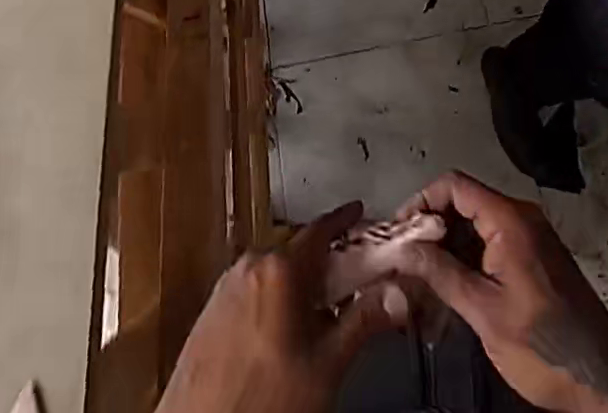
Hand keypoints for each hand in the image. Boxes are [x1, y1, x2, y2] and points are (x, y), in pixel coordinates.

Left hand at [157, 201, 410, 412]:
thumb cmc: (264, 402)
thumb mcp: (328, 364)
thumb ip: (364, 321)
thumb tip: (396, 296)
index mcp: (279, 269)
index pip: (319, 230)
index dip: (342, 221)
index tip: (356, 213)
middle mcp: (249, 267)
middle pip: (295, 248)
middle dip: (323, 257)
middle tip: (348, 274)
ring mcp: (226, 287)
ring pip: (272, 268)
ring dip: (297, 279)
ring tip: (319, 309)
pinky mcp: (211, 309)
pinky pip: (250, 287)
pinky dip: (272, 294)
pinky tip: (283, 328)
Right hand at [392, 172, 607, 412]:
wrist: (604, 383)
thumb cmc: (544, 347)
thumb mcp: (483, 311)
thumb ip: (440, 272)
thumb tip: (404, 247)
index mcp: (510, 220)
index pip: (454, 185)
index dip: (422, 201)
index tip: (400, 231)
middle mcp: (522, 217)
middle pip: (464, 200)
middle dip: (432, 224)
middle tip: (406, 254)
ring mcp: (532, 236)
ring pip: (477, 221)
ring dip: (448, 241)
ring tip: (422, 272)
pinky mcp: (536, 255)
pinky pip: (493, 238)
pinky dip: (468, 253)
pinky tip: (451, 281)